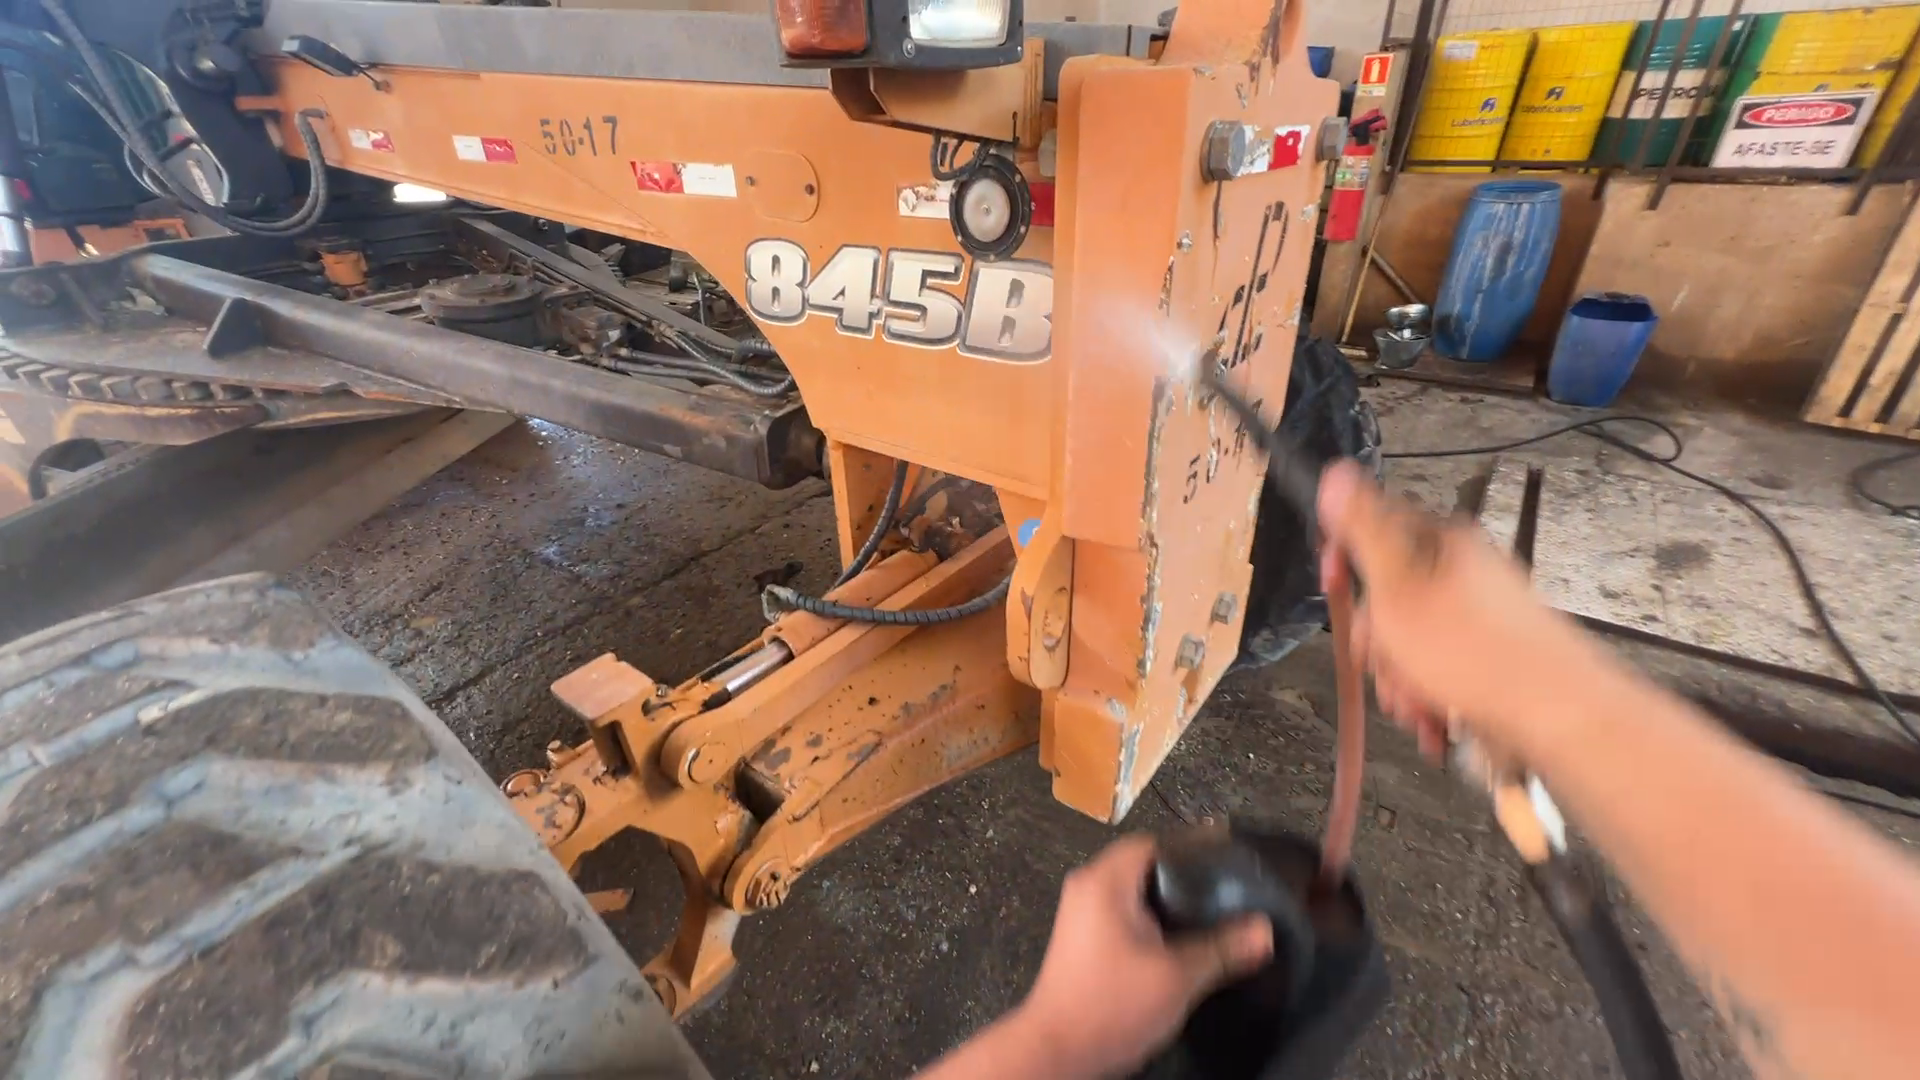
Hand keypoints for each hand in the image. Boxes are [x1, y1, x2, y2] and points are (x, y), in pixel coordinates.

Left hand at [1013, 835, 1271, 1077]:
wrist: (1058, 1049)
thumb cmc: (1114, 1002)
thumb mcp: (1176, 977)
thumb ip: (1221, 949)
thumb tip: (1264, 929)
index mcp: (1105, 879)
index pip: (1152, 843)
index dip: (1191, 846)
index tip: (1230, 856)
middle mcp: (1089, 884)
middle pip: (1143, 863)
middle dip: (1185, 873)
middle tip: (1229, 884)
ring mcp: (1082, 910)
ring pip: (1134, 889)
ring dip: (1169, 897)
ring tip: (1215, 907)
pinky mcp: (1084, 935)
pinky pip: (1124, 909)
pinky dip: (1153, 914)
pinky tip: (1183, 933)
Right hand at [1316, 460, 1612, 761]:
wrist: (1559, 718)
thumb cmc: (1471, 652)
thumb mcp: (1397, 585)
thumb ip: (1363, 530)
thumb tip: (1336, 473)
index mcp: (1442, 544)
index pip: (1373, 529)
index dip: (1343, 557)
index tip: (1333, 585)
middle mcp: (1461, 572)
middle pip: (1386, 594)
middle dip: (1374, 638)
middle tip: (1379, 661)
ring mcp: (1477, 615)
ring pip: (1407, 637)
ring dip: (1397, 674)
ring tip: (1412, 703)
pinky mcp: (1488, 654)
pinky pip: (1437, 665)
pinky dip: (1426, 692)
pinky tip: (1431, 716)